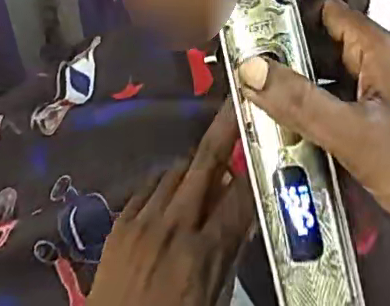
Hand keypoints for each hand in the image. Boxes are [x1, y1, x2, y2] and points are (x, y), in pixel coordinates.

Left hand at [88, 100, 255, 304]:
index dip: (256, 170)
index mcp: (203, 255)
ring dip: (195, 163)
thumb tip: (243, 225)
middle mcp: (173, 227)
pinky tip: (174, 187)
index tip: (268, 142)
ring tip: (211, 159)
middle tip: (237, 103)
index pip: (240, 200)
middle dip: (223, 131)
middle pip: (204, 164)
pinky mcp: (120, 223)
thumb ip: (229, 260)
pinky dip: (167, 182)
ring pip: (176, 171)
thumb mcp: (213, 302)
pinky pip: (148, 187)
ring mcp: (142, 220)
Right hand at [234, 0, 389, 305]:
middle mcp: (377, 69)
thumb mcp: (357, 135)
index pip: (325, 11)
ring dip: (292, 96)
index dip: (287, 12)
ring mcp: (378, 105)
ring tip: (247, 103)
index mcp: (378, 50)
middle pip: (320, 49)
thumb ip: (300, 102)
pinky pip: (334, 119)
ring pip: (324, 87)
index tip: (246, 25)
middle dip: (282, 59)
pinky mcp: (378, 138)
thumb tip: (248, 68)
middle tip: (237, 70)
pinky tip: (278, 138)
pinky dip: (308, 124)